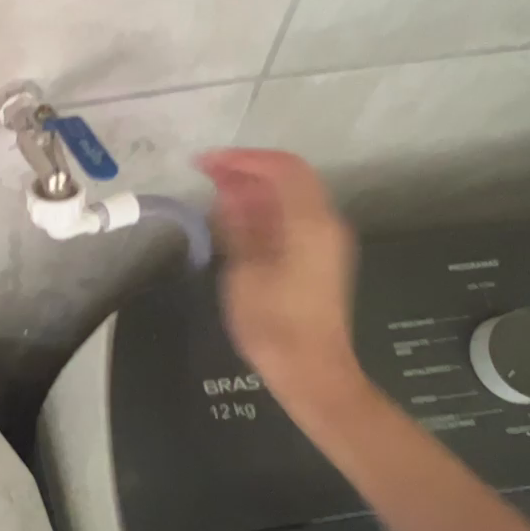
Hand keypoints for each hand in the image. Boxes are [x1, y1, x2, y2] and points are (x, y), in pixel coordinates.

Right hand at [197, 149, 363, 408]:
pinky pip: (292, 219)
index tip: (204, 163)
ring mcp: (325, 241)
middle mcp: (324, 224)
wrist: (312, 371)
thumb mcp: (245, 273)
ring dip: (253, 190)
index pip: (280, 168)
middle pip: (288, 178)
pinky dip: (264, 211)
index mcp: (309, 223)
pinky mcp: (319, 257)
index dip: (242, 159)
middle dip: (246, 171)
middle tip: (205, 174)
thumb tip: (227, 193)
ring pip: (290, 198)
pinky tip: (235, 221)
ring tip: (214, 194)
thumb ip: (238, 226)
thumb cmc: (274, 325)